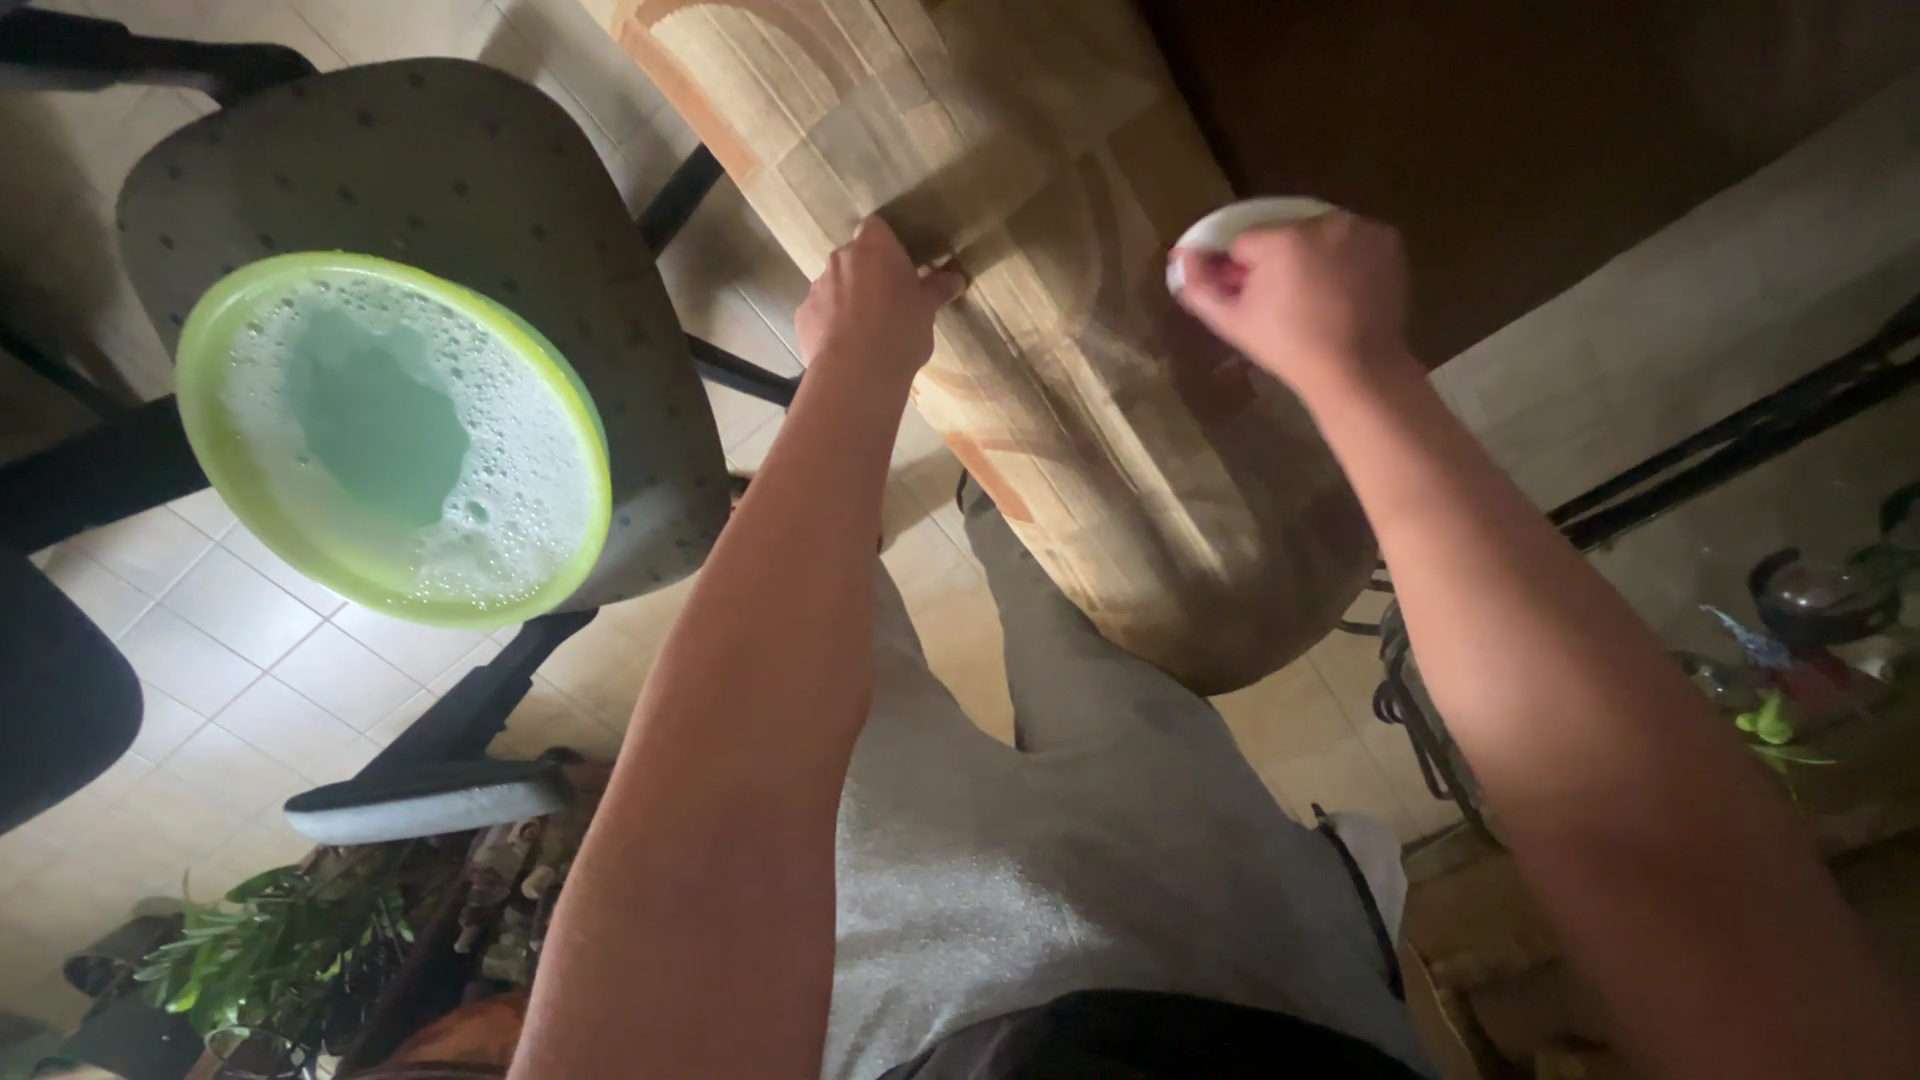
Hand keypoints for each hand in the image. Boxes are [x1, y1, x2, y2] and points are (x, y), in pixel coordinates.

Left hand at [796, 217, 965, 376]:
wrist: (857, 372)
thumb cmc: (900, 331)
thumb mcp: (926, 311)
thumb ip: (936, 290)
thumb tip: (955, 279)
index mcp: (874, 248)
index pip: (876, 228)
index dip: (887, 246)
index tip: (898, 268)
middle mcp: (840, 259)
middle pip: (853, 257)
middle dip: (866, 274)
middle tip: (887, 304)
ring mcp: (817, 286)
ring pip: (835, 285)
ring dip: (847, 299)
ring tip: (864, 331)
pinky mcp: (802, 316)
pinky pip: (820, 313)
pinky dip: (830, 323)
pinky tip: (846, 347)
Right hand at [1171, 211, 1416, 393]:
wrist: (1356, 367)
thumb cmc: (1287, 347)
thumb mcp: (1232, 322)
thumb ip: (1200, 286)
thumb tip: (1181, 256)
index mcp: (1283, 239)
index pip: (1243, 242)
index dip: (1242, 272)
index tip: (1253, 300)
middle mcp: (1324, 222)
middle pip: (1282, 234)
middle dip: (1276, 261)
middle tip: (1282, 302)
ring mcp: (1360, 228)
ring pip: (1316, 235)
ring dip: (1308, 256)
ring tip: (1313, 297)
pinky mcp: (1387, 239)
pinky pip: (1350, 240)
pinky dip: (1343, 257)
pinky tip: (1340, 289)